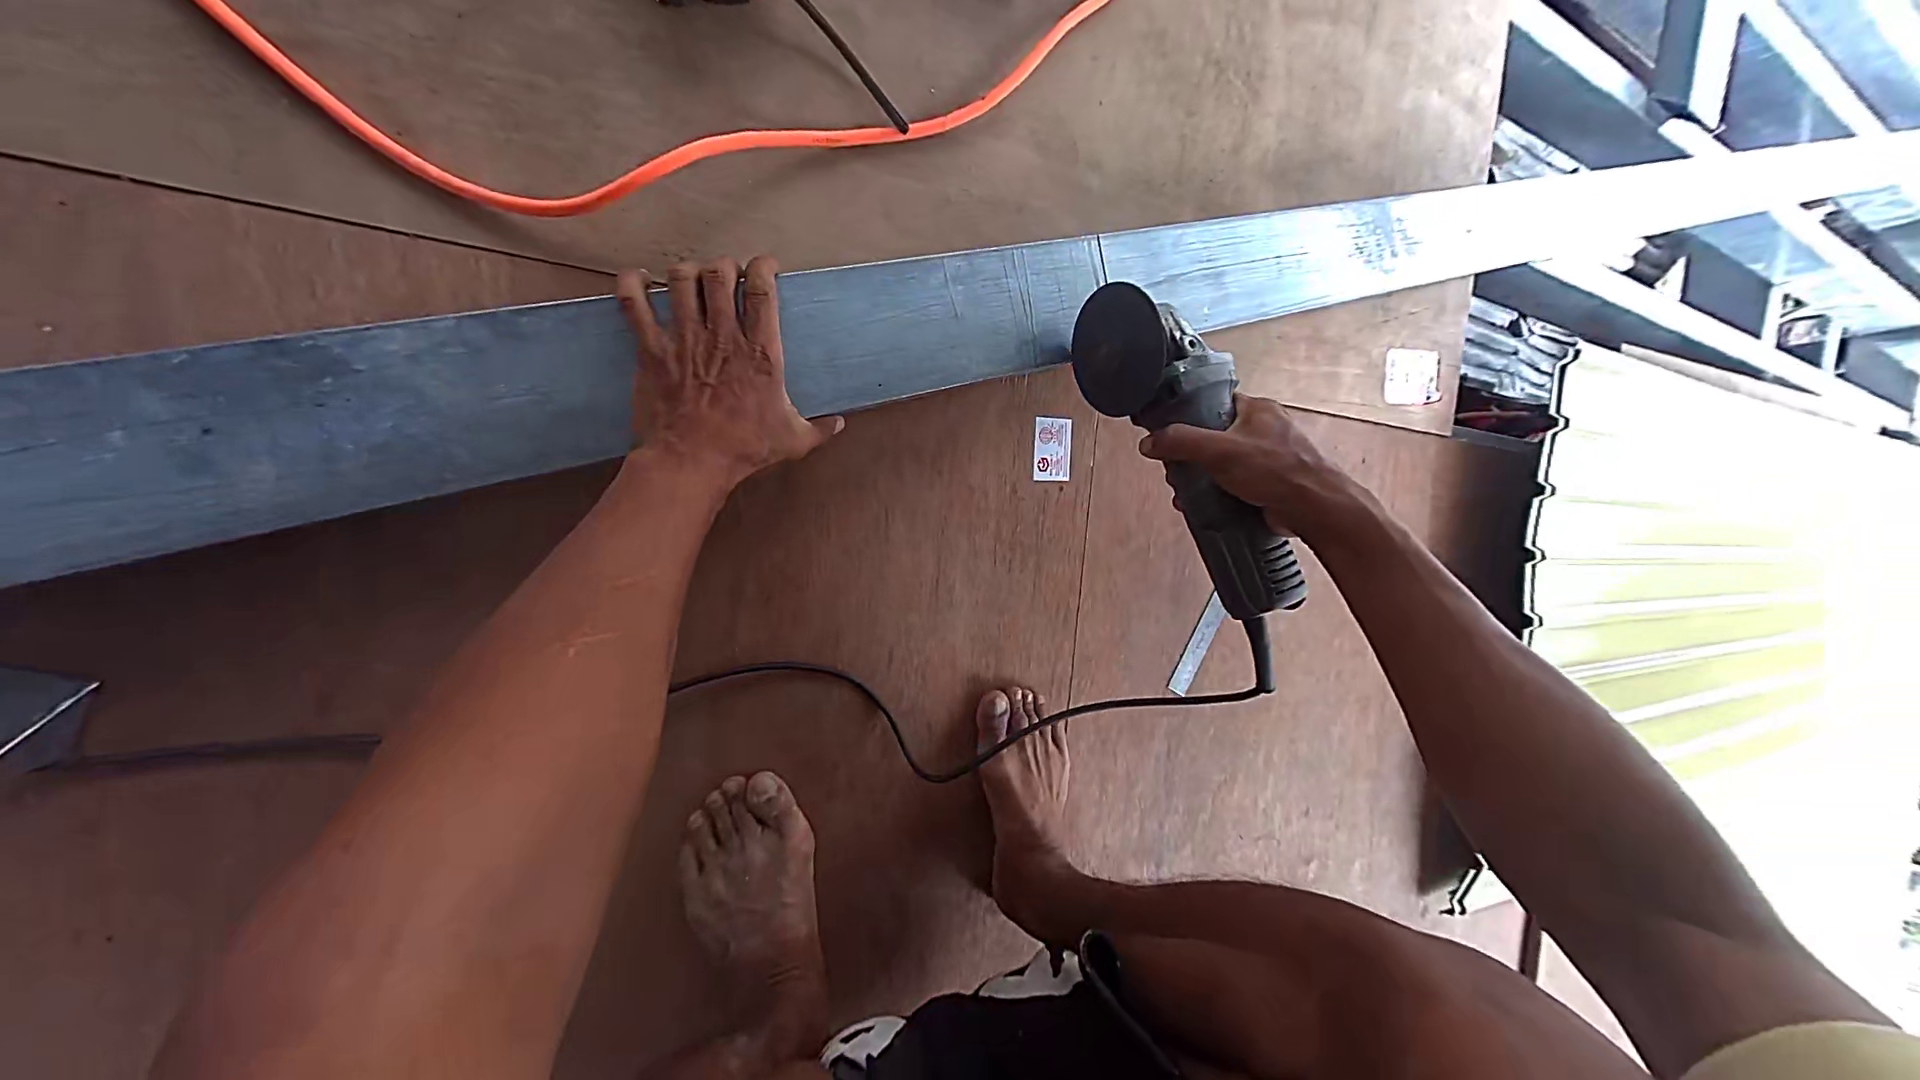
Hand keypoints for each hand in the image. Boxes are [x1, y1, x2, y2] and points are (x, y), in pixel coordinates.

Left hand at [617, 256, 842, 489]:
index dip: (763, 268)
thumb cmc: (744, 449)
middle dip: (724, 267)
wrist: (692, 461)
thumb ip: (819, 429)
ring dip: (686, 272)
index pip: (762, 290)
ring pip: (681, 279)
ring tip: (690, 279)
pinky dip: (632, 284)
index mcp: (761, 352)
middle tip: (726, 276)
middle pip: (719, 273)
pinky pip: (634, 303)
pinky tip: (638, 280)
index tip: (765, 266)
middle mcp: (722, 336)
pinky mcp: (652, 350)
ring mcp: (684, 339)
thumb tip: (839, 424)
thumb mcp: (793, 441)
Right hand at [1138, 394, 1362, 540]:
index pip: (1216, 403)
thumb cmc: (1279, 472)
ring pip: (1225, 462)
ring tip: (1188, 489)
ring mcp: (1269, 457)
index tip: (1172, 430)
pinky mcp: (1269, 482)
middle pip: (1216, 435)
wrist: (1313, 508)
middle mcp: (1265, 430)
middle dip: (1193, 454)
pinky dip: (1219, 492)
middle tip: (1179, 467)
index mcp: (1258, 410)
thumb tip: (1150, 441)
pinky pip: (1235, 483)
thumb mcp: (1219, 451)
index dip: (1192, 415)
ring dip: (1204, 476)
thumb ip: (1181, 442)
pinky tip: (1207, 502)